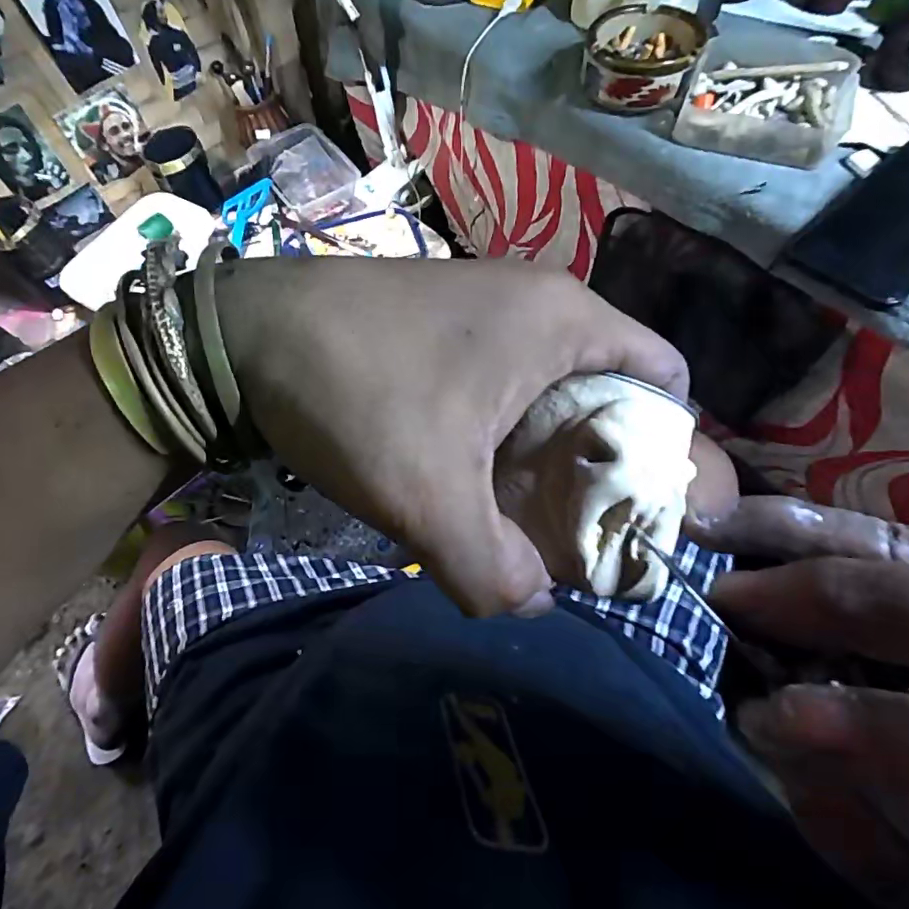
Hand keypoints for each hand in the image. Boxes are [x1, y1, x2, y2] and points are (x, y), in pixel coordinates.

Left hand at [217, 258, 701, 617]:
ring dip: (533, 458)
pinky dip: (490, 435)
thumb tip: (531, 606)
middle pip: (602, 394)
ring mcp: (479, 306)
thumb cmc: (354, 397)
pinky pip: (491, 384)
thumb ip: (492, 569)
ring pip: (540, 394)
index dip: (665, 458)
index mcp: (565, 322)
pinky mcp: (434, 323)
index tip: (633, 518)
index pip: (665, 386)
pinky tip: (459, 478)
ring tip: (510, 519)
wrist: (242, 334)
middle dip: (590, 470)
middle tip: (566, 534)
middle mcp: (534, 302)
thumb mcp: (428, 499)